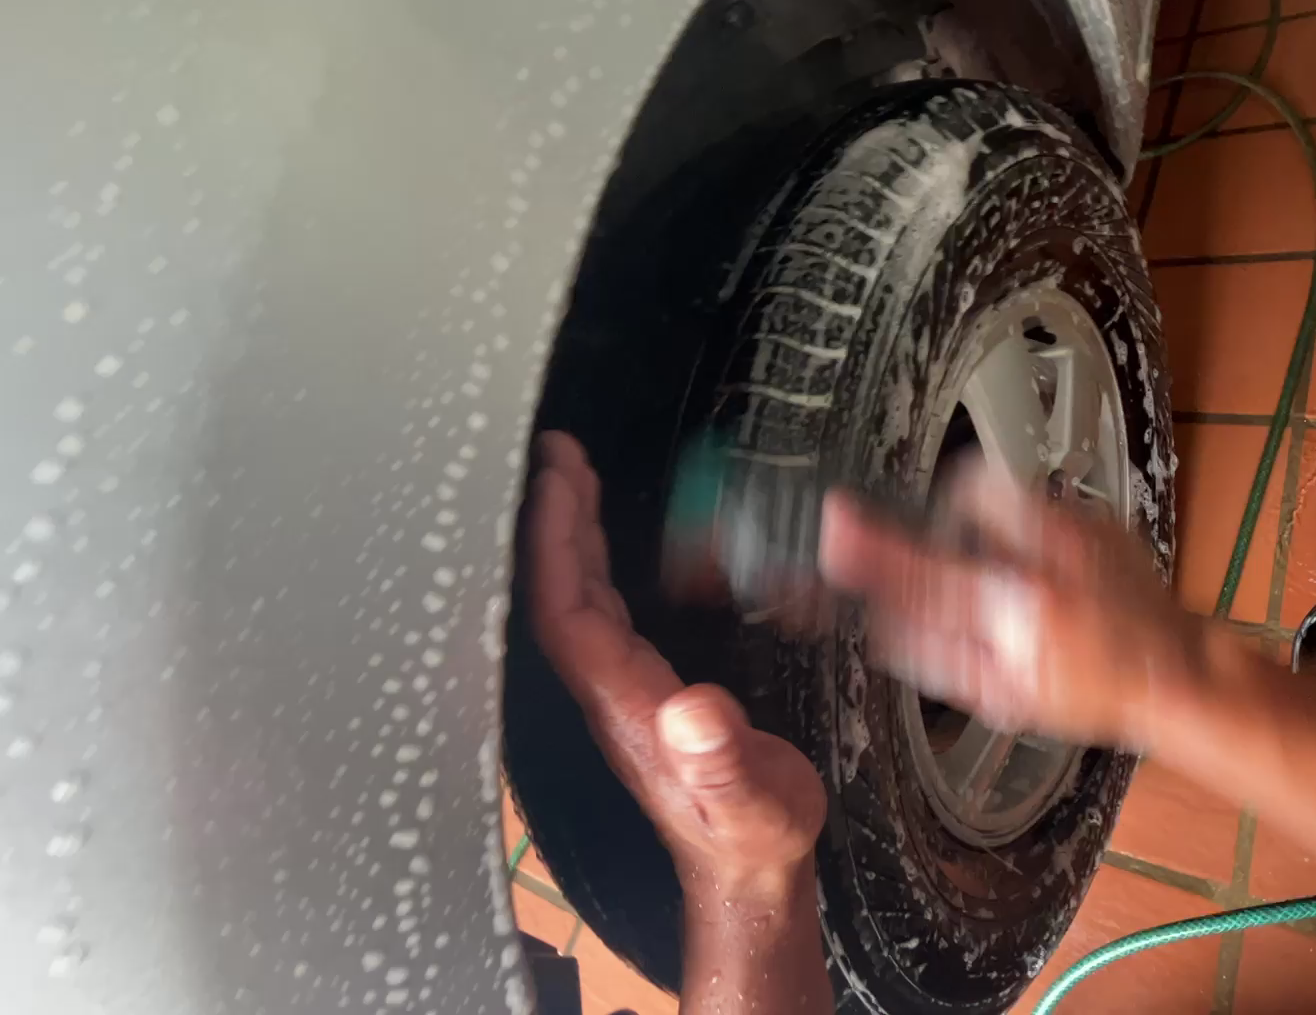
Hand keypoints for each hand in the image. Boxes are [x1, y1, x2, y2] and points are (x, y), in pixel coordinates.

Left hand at [527, 432, 825, 903]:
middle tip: (560, 456)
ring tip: (575, 481)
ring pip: (582, 599)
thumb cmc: (755, 829)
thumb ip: (723, 758)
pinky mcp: (644, 689)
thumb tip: (693, 708)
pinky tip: (607, 546)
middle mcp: (615, 691)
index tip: (560, 480)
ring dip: (573, 536)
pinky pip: (605, 613)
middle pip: (565, 594)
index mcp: (631, 705)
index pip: (571, 614)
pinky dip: (597, 566)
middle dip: (558, 521)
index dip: (558, 545)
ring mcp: (625, 690)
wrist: (747, 861)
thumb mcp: (754, 798)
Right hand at [817, 459, 1205, 748]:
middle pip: (969, 493)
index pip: (925, 570)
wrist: (1175, 668)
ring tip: (1003, 565)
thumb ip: (935, 654)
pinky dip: (1019, 525)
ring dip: (981, 518)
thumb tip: (881, 622)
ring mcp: (1079, 524)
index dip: (872, 546)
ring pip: (1000, 489)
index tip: (837, 524)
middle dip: (947, 518)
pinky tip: (1042, 567)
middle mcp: (1050, 552)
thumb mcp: (1003, 694)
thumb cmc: (1091, 693)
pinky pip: (1033, 498)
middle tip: (961, 559)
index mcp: (1020, 608)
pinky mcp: (1096, 513)